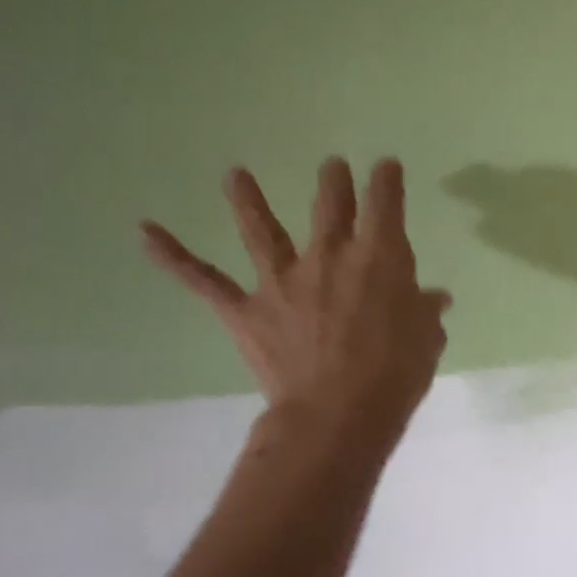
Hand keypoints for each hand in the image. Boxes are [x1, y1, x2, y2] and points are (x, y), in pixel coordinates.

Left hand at [141, 158, 450, 437]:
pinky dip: (171, 256)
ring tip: (235, 174)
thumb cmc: (397, 372)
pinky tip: (144, 231)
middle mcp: (329, 258)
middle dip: (334, 183)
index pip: (385, 207)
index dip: (386, 182)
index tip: (387, 165)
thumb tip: (432, 297)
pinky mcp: (244, 309)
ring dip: (248, 200)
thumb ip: (425, 310)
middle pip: (330, 209)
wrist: (339, 411)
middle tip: (333, 165)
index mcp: (380, 261)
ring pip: (263, 231)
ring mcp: (281, 281)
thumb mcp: (427, 337)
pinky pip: (202, 280)